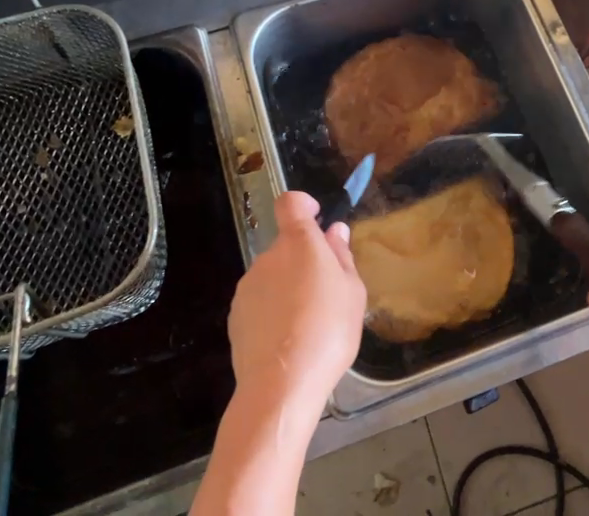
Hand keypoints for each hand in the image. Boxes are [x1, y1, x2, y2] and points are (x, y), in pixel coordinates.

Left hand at [226, 191, 366, 410]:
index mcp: (298, 243)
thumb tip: (334, 232)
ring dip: (288, 289)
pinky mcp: (235, 315)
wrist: (281, 384)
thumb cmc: (327, 332)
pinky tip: (286, 342)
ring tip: (307, 326)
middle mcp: (268, 257)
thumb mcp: (352, 293)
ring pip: (273, 277)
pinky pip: (259, 303)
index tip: (317, 219)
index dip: (303, 205)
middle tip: (326, 294)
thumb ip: (342, 257)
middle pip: (286, 247)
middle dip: (304, 261)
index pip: (291, 203)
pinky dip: (272, 313)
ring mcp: (247, 286)